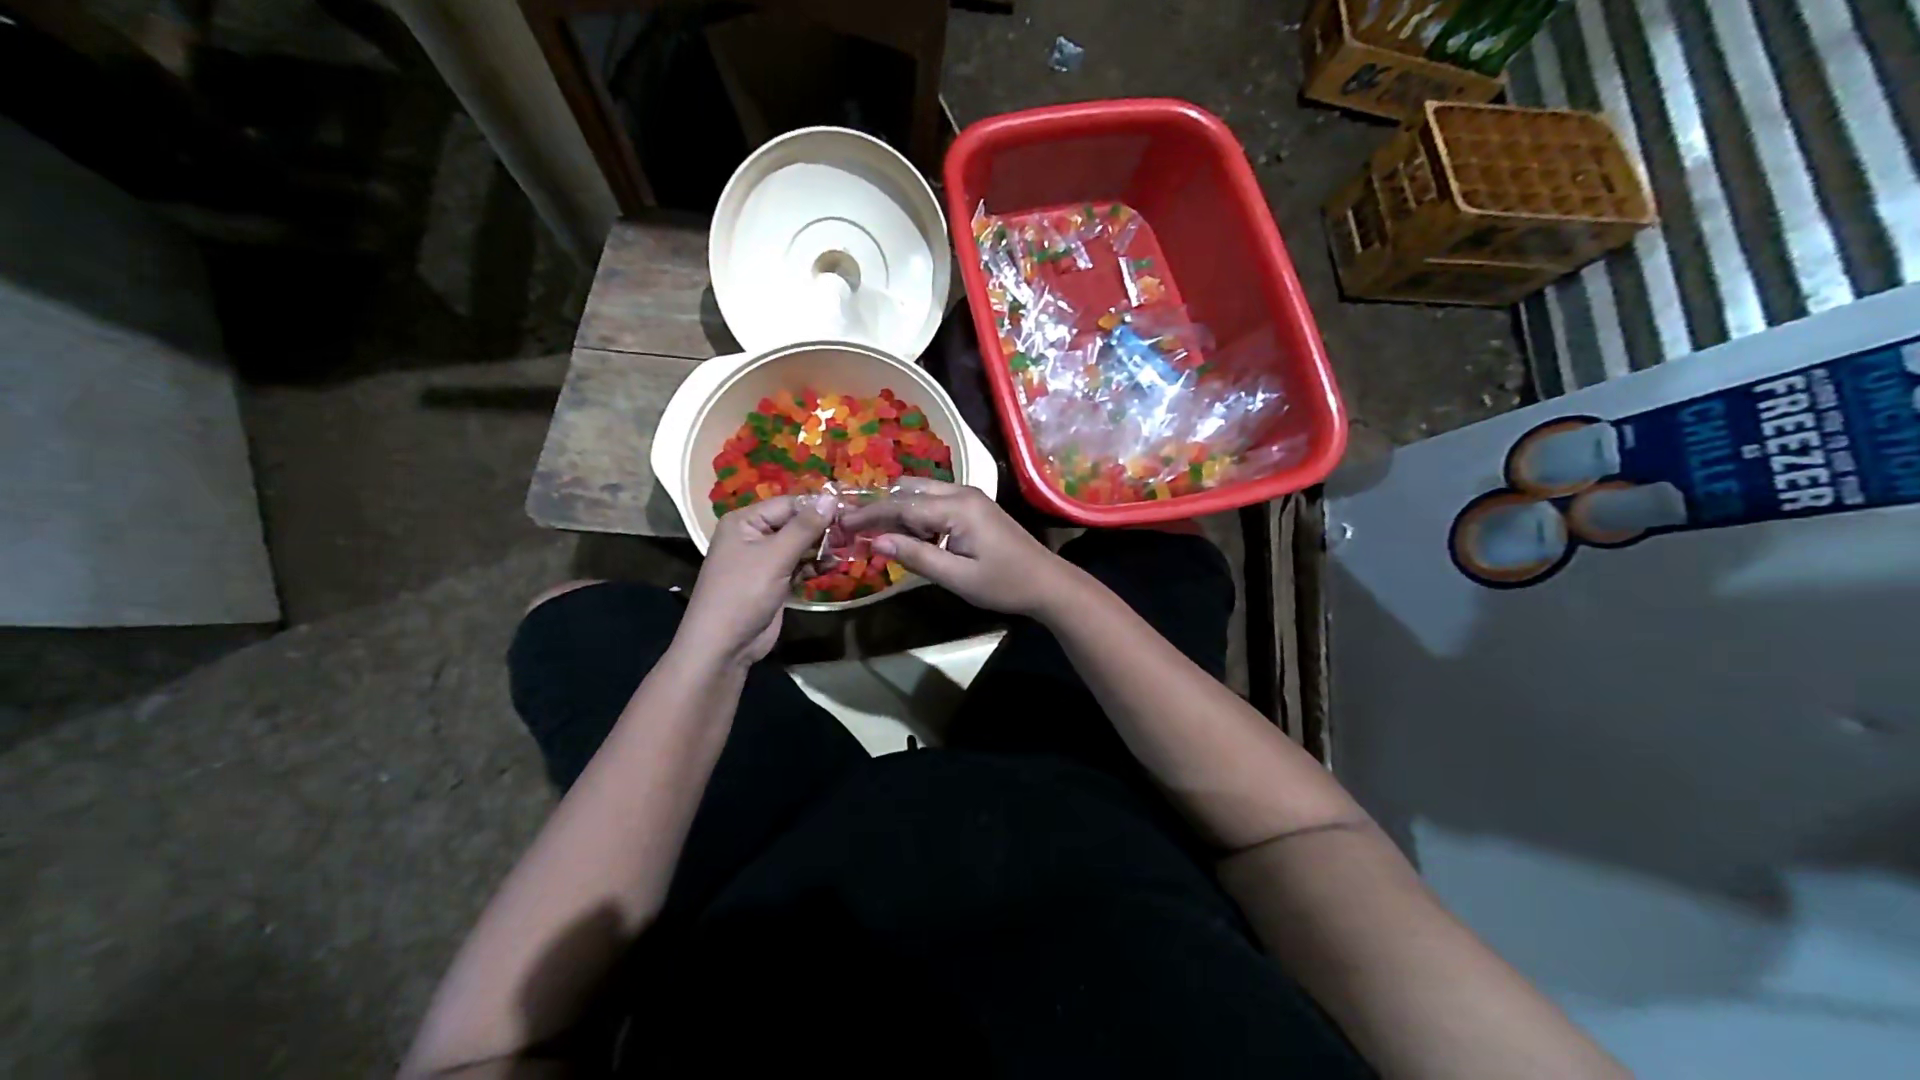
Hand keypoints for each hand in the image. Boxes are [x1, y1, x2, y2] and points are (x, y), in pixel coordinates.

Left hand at [678, 493, 835, 664]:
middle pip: (795, 523)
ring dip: (821, 547)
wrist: (724, 645)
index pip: (788, 504)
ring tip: (847, 549)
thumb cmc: (744, 592)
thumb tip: (830, 497)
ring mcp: (763, 560)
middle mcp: (753, 535)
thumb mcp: (776, 556)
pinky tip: (834, 566)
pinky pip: (798, 565)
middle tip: (853, 532)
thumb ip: (805, 526)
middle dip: (822, 528)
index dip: (818, 506)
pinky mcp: (774, 581)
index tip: (850, 509)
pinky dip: (814, 564)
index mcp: (745, 521)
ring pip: (799, 545)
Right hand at [841, 478, 1074, 615]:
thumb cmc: (1004, 584)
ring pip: (921, 493)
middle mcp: (961, 492)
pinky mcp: (973, 506)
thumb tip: (876, 542)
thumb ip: (917, 557)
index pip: (902, 506)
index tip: (842, 524)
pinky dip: (915, 514)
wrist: (1047, 582)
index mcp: (958, 507)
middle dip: (881, 507)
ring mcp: (969, 497)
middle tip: (854, 527)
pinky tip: (907, 535)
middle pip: (909, 491)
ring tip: (875, 533)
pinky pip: (935, 501)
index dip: (870, 515)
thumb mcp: (958, 577)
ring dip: (898, 510)